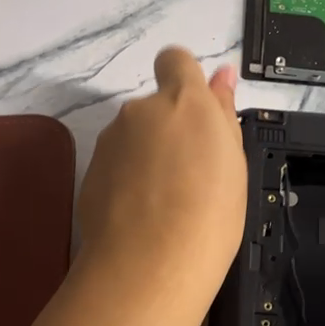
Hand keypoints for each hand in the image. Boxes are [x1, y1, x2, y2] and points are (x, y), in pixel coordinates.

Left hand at [76, 48, 245, 304]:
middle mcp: (141, 111)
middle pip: (156, 108)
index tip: (198, 114)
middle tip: (194, 176)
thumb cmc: (211, 213)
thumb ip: (222, 112)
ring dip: (150, 159)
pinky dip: (130, 183)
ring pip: (135, 139)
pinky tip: (145, 218)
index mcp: (183, 101)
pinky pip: (117, 167)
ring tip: (171, 204)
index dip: (185, 81)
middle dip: (171, 131)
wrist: (152, 265)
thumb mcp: (234, 160)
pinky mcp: (90, 173)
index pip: (176, 61)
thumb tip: (221, 76)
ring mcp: (110, 142)